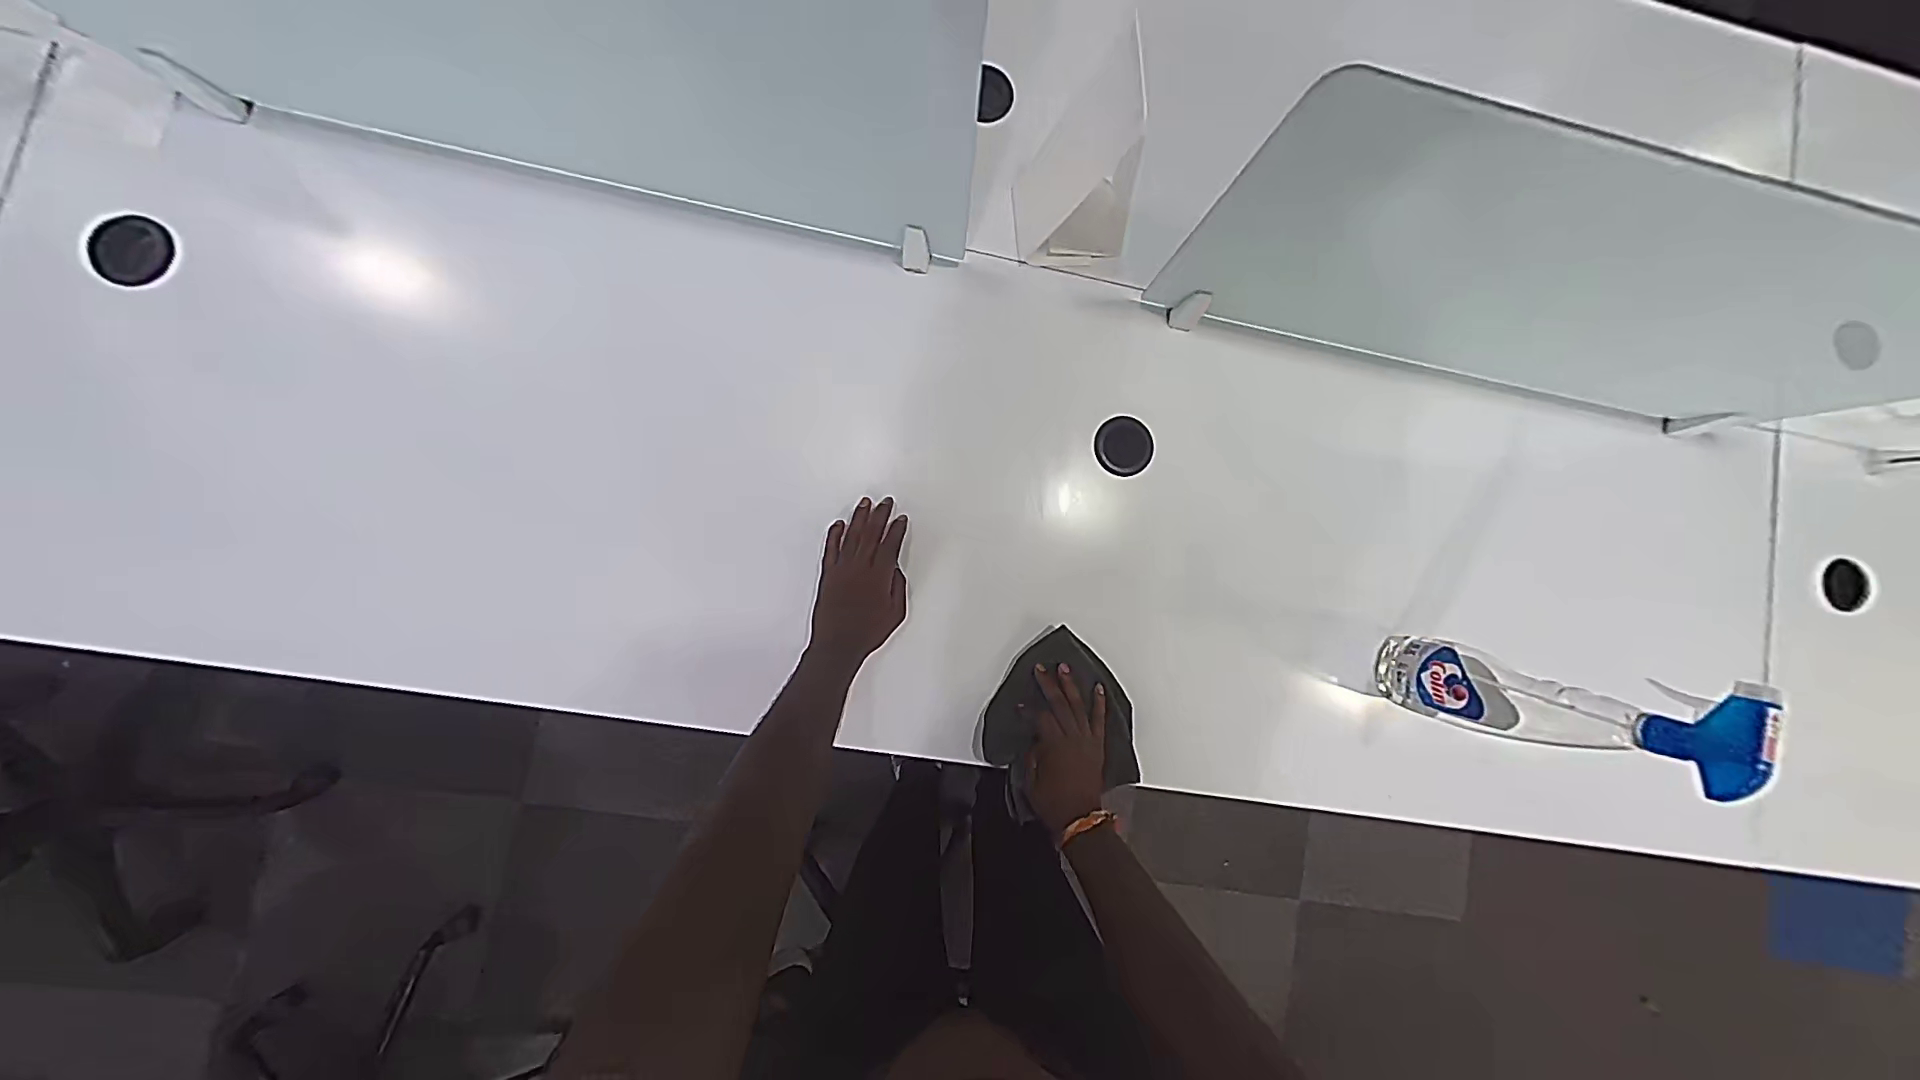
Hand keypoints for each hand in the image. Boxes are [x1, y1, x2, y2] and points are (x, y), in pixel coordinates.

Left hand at [808, 496, 908, 669]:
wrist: (838, 644)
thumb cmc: (866, 632)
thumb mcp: (895, 612)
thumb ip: (897, 587)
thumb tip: (895, 570)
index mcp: (879, 576)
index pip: (890, 544)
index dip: (896, 529)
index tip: (900, 519)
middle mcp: (860, 568)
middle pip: (872, 534)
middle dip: (880, 515)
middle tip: (885, 503)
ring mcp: (842, 569)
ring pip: (852, 535)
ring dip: (859, 517)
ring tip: (865, 504)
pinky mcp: (828, 574)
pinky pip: (831, 548)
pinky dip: (835, 534)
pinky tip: (839, 524)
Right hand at [1026, 662, 1108, 833]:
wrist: (1080, 819)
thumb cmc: (1054, 804)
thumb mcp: (1032, 781)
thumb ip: (1032, 757)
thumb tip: (1034, 742)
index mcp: (1054, 745)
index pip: (1040, 718)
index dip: (1029, 710)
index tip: (1021, 706)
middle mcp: (1072, 739)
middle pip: (1059, 704)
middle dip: (1049, 684)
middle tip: (1042, 669)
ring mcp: (1087, 741)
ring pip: (1078, 706)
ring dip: (1071, 686)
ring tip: (1065, 669)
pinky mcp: (1098, 746)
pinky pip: (1099, 720)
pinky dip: (1100, 703)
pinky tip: (1098, 689)